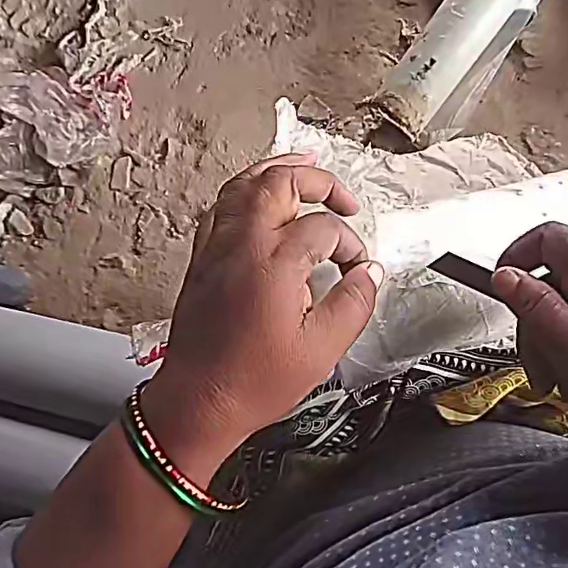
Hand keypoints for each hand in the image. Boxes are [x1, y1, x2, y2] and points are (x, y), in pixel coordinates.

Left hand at [144, 153, 384, 451]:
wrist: (198, 400)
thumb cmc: (250, 381)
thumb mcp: (321, 349)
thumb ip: (354, 303)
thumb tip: (369, 273)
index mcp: (273, 264)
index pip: (323, 228)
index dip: (349, 243)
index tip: (357, 266)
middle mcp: (240, 246)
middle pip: (277, 182)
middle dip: (316, 180)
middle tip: (341, 196)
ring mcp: (216, 249)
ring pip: (243, 185)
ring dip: (275, 171)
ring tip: (301, 167)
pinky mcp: (201, 259)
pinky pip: (221, 207)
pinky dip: (244, 192)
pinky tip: (257, 199)